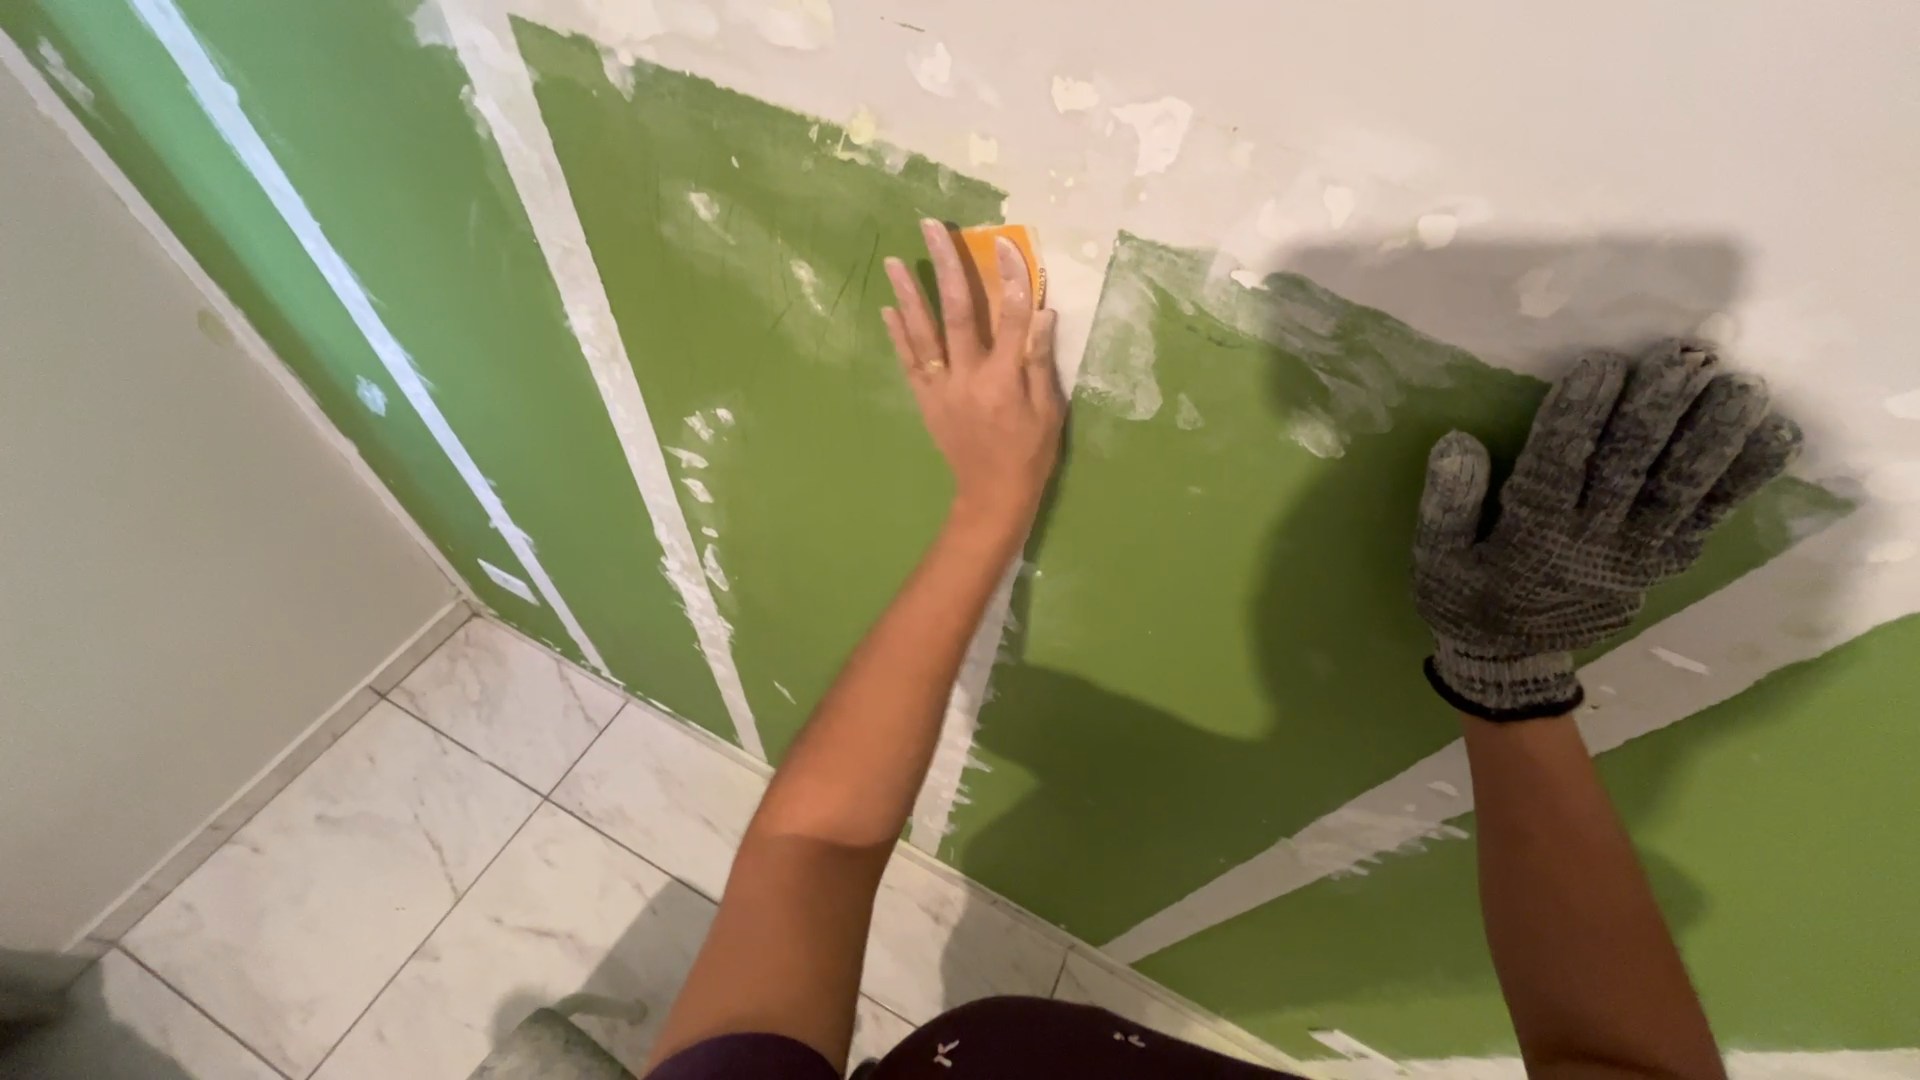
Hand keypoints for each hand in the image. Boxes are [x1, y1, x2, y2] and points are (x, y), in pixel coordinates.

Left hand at [881, 220, 1063, 533]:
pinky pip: (909, 363)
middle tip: (931, 228)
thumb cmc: (1030, 453)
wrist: (992, 494)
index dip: (1011, 278)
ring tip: (896, 260)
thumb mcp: (1050, 410)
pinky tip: (888, 309)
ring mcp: (942, 389)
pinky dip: (898, 335)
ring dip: (909, 295)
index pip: (1011, 317)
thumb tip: (1043, 313)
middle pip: (957, 312)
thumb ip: (1041, 361)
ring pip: (923, 334)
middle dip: (946, 267)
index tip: (1004, 242)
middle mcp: (969, 377)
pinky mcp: (926, 400)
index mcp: (1005, 379)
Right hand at [1413, 342, 1801, 720]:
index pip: (1558, 464)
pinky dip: (1744, 477)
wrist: (1508, 658)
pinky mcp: (1663, 560)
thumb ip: (1445, 503)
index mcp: (1530, 535)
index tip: (1601, 366)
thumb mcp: (1435, 557)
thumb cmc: (1464, 598)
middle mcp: (1591, 539)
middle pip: (1629, 467)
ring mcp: (1636, 551)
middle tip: (1683, 357)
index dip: (1579, 415)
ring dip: (1714, 435)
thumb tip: (1459, 441)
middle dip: (1658, 409)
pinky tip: (1770, 435)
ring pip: (1681, 487)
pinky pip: (1710, 516)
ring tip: (1738, 385)